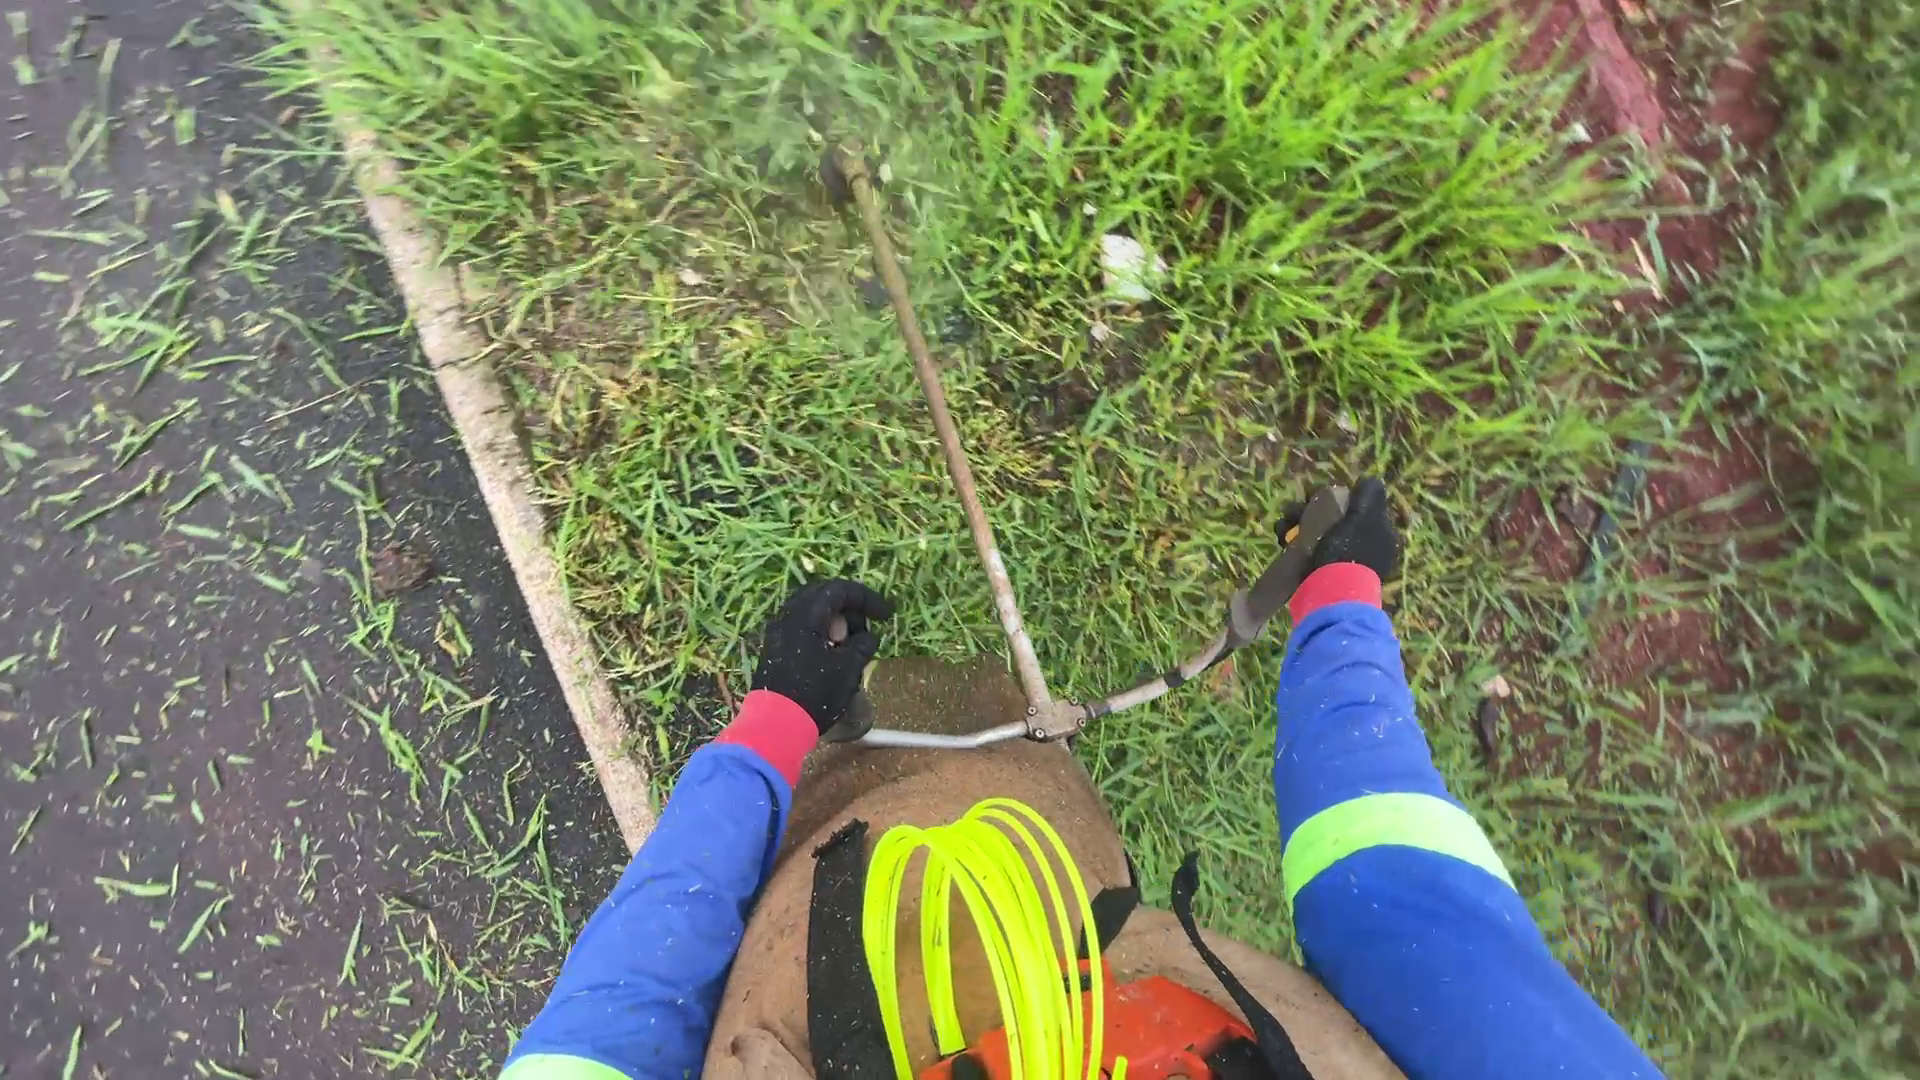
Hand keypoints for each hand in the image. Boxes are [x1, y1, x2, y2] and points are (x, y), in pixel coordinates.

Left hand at [752, 579, 894, 732]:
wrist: (776, 725)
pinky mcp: (775, 647)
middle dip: (849, 607)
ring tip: (850, 644)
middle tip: (866, 625)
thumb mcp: (848, 668)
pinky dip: (821, 631)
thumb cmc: (815, 693)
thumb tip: (867, 637)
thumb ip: (862, 645)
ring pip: (811, 610)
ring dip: (835, 620)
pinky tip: (832, 652)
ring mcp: (778, 631)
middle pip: (823, 595)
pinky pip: (802, 626)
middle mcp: (788, 616)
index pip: (840, 590)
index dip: (867, 598)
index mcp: (806, 615)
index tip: (886, 616)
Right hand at [1276, 476, 1400, 582]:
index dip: (1333, 498)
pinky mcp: (1320, 574)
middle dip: (1308, 512)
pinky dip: (1294, 542)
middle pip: (1333, 519)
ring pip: (1317, 533)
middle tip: (1290, 514)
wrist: (1329, 595)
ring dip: (1296, 525)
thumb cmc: (1346, 553)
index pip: (1355, 507)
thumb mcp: (1365, 517)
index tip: (1313, 497)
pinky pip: (1307, 550)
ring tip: (1281, 530)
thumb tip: (1368, 481)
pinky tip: (1283, 542)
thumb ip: (1370, 497)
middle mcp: (1363, 548)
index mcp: (1378, 534)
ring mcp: (1341, 563)